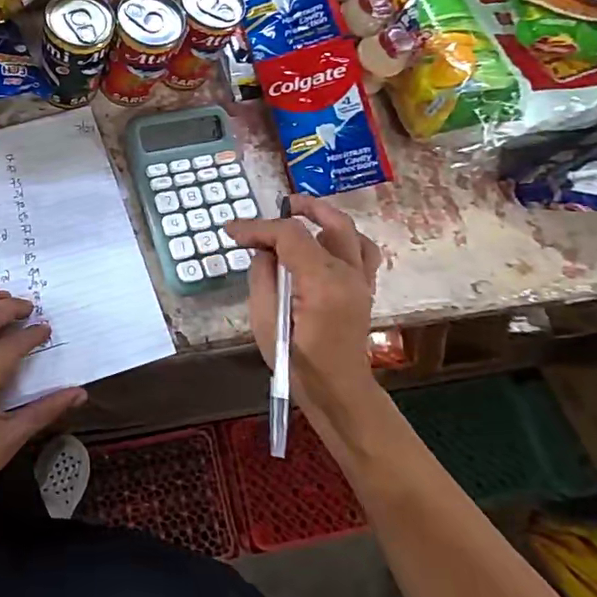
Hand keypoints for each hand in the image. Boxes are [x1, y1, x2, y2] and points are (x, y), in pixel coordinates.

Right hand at [225, 196, 382, 409]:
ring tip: (300, 217)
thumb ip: (262, 278)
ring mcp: (362, 281)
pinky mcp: (364, 289)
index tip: (231, 232)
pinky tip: (321, 245)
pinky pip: (361, 251)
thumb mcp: (264, 320)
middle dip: (301, 208)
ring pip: (351, 233)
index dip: (258, 227)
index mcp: (322, 282)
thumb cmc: (295, 361)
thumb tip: (263, 253)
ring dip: (324, 219)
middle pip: (330, 223)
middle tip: (275, 207)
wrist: (336, 389)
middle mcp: (349, 274)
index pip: (290, 235)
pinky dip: (341, 238)